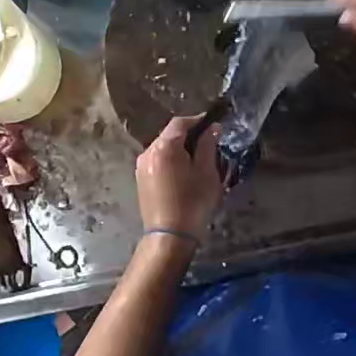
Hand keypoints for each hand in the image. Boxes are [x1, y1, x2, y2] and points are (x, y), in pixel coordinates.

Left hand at [136, 115, 224, 235]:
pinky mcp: (140, 178)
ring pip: (163, 148)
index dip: (198, 121)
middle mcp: (148, 152)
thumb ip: (208, 145)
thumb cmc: (193, 203)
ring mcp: (141, 166)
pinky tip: (183, 175)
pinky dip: (171, 161)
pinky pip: (158, 161)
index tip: (214, 126)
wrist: (169, 235)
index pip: (180, 122)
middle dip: (189, 136)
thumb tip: (211, 128)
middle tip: (209, 146)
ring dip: (180, 150)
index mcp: (164, 147)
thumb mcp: (207, 172)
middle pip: (170, 135)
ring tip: (198, 162)